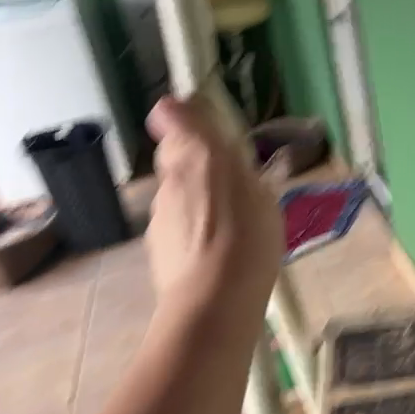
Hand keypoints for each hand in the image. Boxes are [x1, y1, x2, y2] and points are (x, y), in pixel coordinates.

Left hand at [143, 95, 282, 311]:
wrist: (214, 299)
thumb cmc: (248, 237)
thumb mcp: (258, 192)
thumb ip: (233, 165)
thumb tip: (216, 150)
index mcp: (195, 153)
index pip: (171, 113)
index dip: (183, 117)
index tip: (205, 131)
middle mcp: (168, 178)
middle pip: (175, 160)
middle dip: (197, 169)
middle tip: (233, 190)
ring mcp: (157, 216)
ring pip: (176, 198)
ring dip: (197, 207)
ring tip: (231, 232)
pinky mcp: (156, 250)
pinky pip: (177, 233)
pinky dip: (193, 238)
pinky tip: (217, 258)